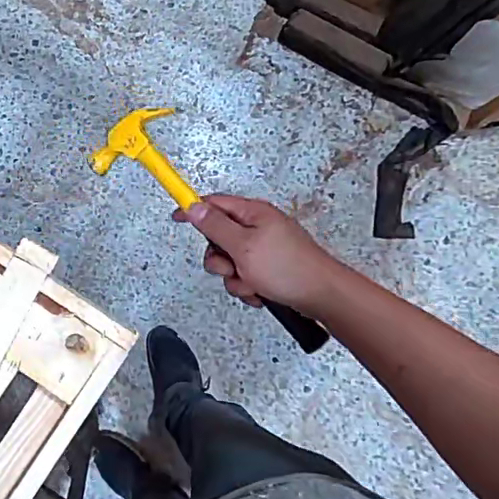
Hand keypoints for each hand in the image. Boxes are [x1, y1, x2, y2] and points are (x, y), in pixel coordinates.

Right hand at [173, 194, 348, 316]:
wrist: (321, 295)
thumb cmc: (290, 268)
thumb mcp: (243, 246)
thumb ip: (215, 226)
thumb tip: (194, 207)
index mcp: (253, 213)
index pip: (214, 203)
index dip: (193, 210)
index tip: (177, 216)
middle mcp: (258, 227)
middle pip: (218, 238)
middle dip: (219, 259)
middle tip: (232, 267)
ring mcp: (265, 248)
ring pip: (230, 262)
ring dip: (235, 278)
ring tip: (252, 283)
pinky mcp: (270, 267)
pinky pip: (245, 276)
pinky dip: (248, 287)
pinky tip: (260, 292)